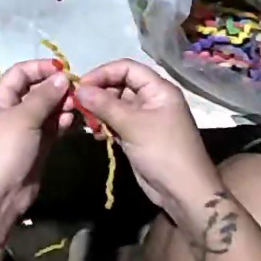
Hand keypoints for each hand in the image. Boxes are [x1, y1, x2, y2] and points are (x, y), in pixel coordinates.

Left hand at [0, 60, 72, 237]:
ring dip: (62, 105)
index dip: (40, 67)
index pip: (20, 73)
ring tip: (77, 107)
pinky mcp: (37, 147)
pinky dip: (62, 122)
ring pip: (47, 110)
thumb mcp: (22, 118)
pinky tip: (73, 121)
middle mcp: (11, 111)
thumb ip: (44, 96)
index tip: (64, 68)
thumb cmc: (3, 151)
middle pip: (36, 90)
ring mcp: (24, 130)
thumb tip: (62, 77)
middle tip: (76, 92)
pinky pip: (52, 128)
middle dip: (56, 88)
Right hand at [75, 60, 223, 224]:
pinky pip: (117, 122)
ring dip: (99, 111)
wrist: (183, 192)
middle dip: (98, 93)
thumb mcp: (132, 125)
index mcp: (158, 89)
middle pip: (120, 85)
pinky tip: (95, 133)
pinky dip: (105, 125)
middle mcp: (152, 99)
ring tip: (86, 121)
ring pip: (116, 105)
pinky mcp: (138, 135)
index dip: (103, 73)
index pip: (127, 68)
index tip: (81, 85)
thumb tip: (79, 89)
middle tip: (78, 105)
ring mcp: (145, 118)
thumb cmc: (162, 151)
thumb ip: (104, 104)